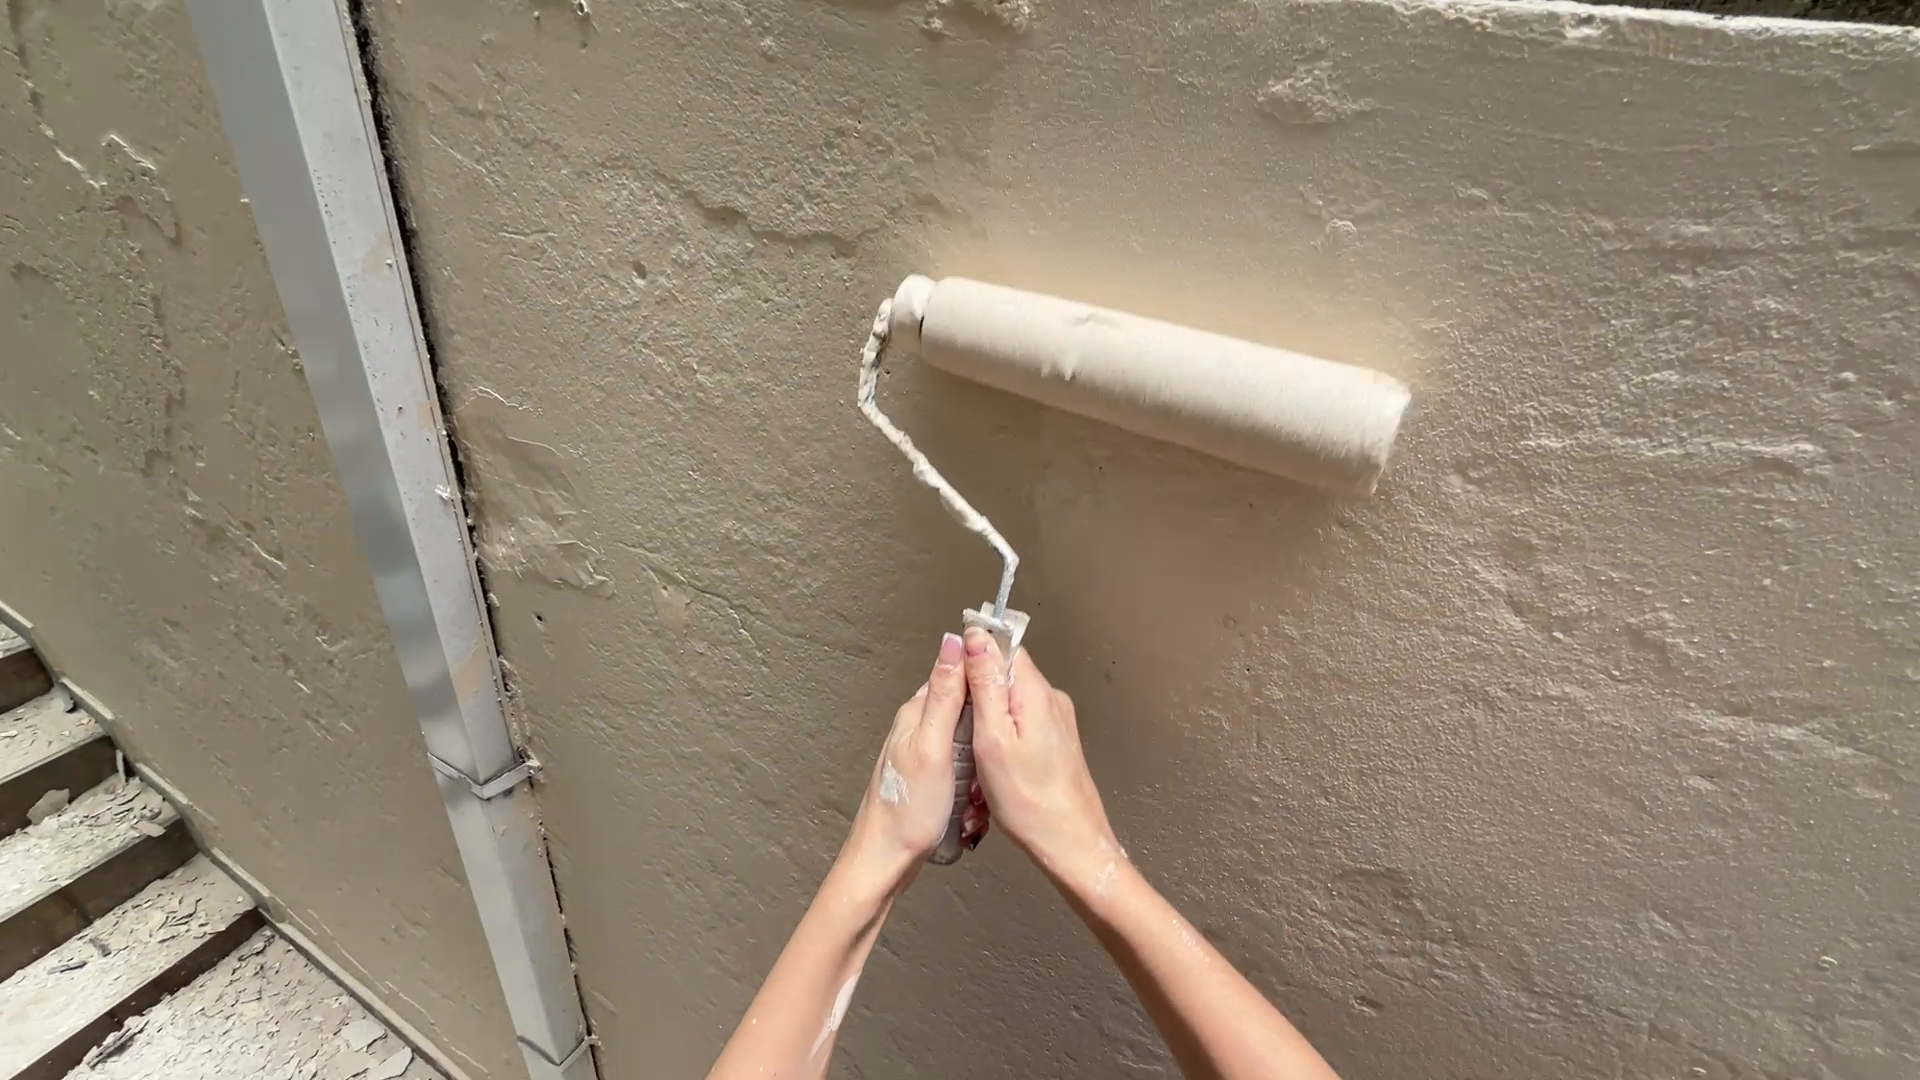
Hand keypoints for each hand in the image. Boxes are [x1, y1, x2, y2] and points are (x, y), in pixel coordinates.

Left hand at [842, 632, 982, 886]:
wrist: (885, 862)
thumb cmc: (906, 810)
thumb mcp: (933, 746)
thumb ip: (944, 695)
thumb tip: (952, 643)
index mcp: (917, 711)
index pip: (956, 671)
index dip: (985, 674)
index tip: (1009, 687)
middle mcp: (918, 726)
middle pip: (966, 707)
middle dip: (988, 725)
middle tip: (995, 752)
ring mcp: (924, 752)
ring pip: (968, 740)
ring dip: (982, 759)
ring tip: (981, 787)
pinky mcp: (931, 775)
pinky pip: (963, 766)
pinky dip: (974, 780)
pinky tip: (974, 800)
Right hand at [962, 627, 1120, 893]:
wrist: (1071, 843)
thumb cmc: (1028, 799)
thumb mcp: (993, 737)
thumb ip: (985, 684)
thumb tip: (976, 636)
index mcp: (1036, 691)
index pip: (1004, 646)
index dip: (975, 656)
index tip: (955, 684)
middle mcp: (1051, 698)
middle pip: (1006, 673)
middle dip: (978, 692)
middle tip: (962, 728)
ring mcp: (1057, 719)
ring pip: (1011, 699)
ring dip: (988, 717)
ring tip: (976, 751)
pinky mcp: (1057, 739)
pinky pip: (1022, 721)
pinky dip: (1002, 734)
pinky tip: (995, 762)